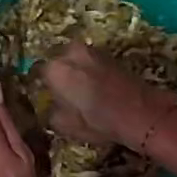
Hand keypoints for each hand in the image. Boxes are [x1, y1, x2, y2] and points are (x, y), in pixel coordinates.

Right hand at [39, 43, 176, 148]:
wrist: (141, 113)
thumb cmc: (98, 121)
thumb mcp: (65, 125)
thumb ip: (49, 112)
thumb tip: (47, 106)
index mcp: (55, 69)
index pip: (35, 71)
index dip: (36, 84)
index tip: (39, 95)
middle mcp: (70, 52)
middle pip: (54, 60)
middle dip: (54, 73)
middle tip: (56, 93)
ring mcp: (92, 50)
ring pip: (72, 59)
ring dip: (71, 70)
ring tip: (75, 90)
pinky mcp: (108, 54)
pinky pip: (88, 60)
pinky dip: (86, 70)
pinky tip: (91, 86)